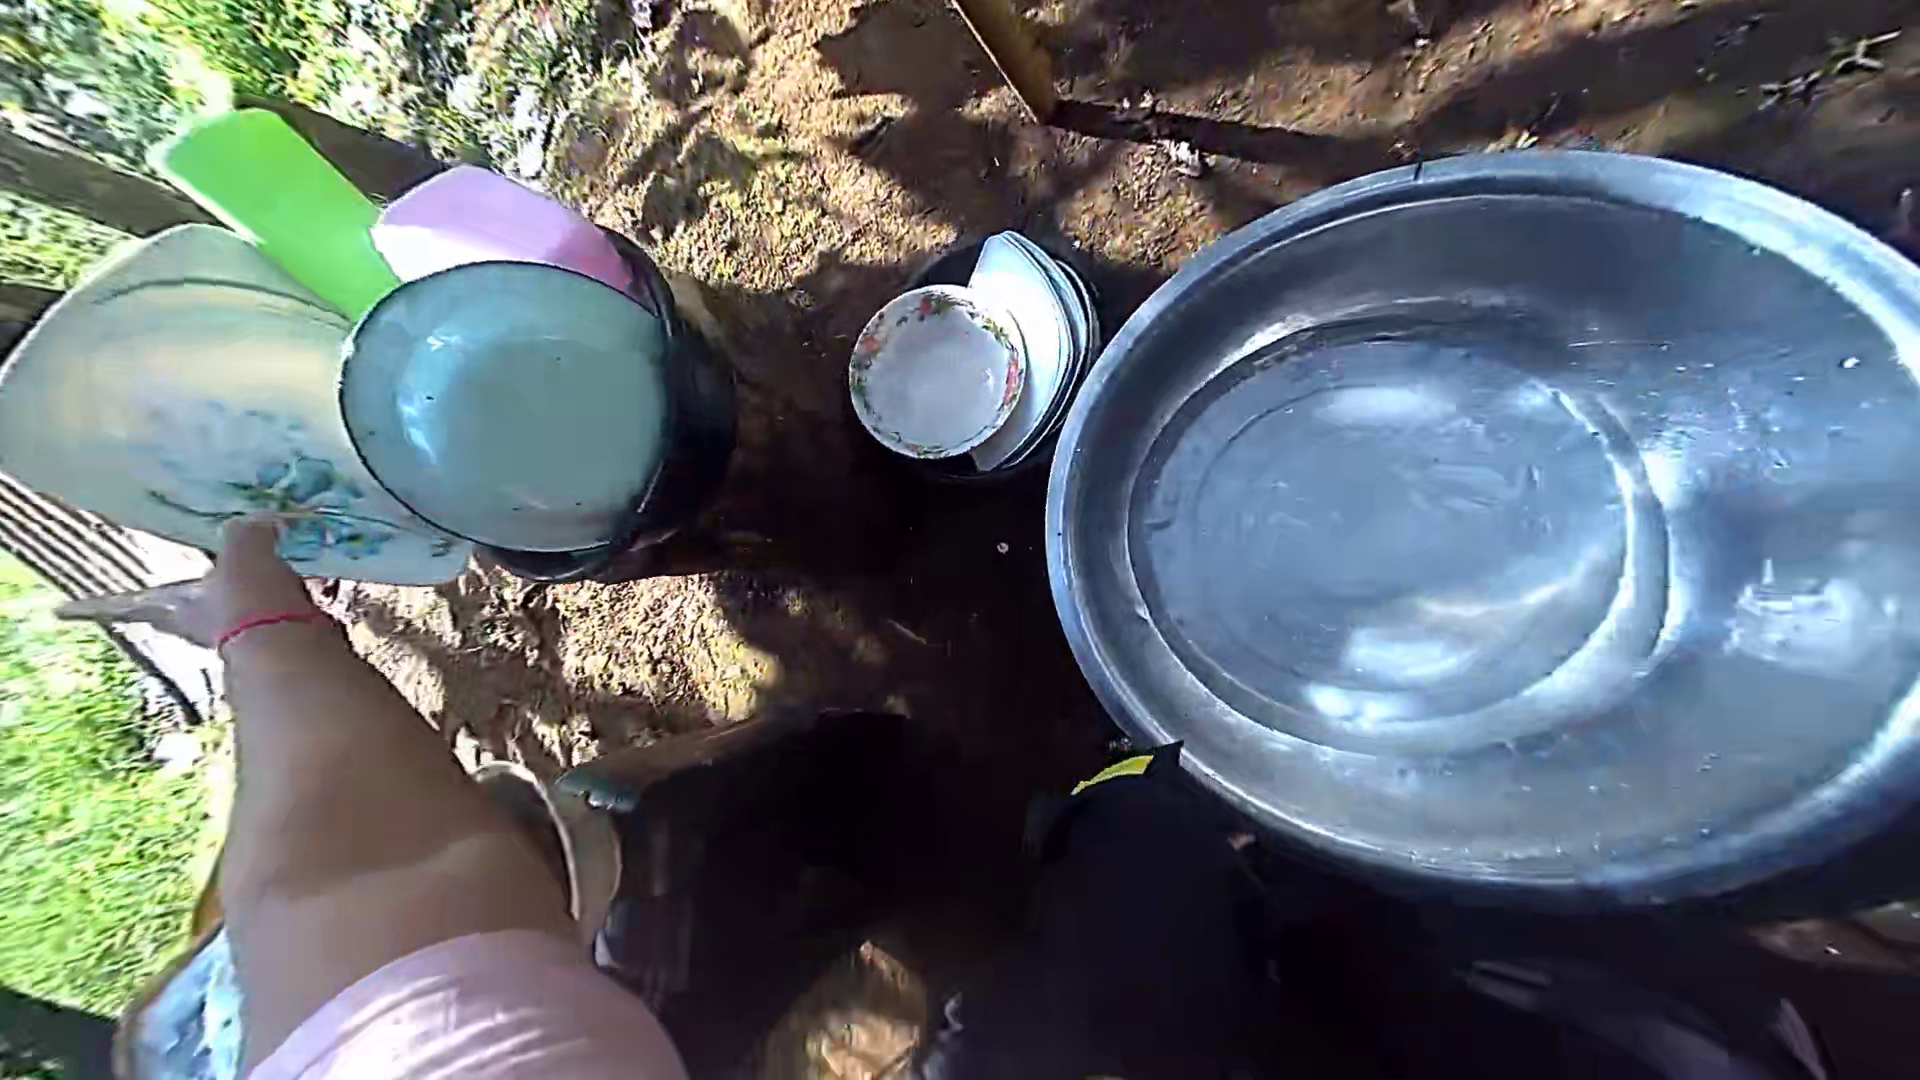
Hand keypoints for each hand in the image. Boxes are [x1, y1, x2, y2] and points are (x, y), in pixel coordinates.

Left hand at [57, 518, 314, 646]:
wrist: (293, 641)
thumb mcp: (243, 556)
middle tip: (175, 596)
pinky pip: (279, 610)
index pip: (124, 604)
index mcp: (172, 606)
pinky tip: (304, 588)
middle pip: (178, 611)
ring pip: (233, 610)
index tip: (61, 611)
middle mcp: (198, 623)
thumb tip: (258, 519)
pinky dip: (288, 600)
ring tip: (259, 580)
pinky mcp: (280, 635)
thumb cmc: (248, 601)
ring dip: (243, 598)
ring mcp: (240, 632)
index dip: (95, 606)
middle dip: (179, 603)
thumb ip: (247, 534)